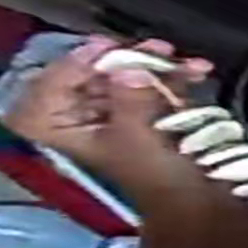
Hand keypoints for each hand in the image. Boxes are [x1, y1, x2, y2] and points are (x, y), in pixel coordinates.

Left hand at [3, 37, 213, 182]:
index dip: (81, 63)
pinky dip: (176, 78)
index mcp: (50, 121)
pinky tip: (198, 70)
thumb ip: (132, 102)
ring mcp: (112, 110)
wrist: (197, 200)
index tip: (108, 47)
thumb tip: (133, 70)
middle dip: (128, 61)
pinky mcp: (146, 112)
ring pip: (126, 77)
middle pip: (93, 74)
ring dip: (158, 66)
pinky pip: (154, 86)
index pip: (52, 81)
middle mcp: (74, 111)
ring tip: (182, 57)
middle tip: (155, 47)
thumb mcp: (139, 140)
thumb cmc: (158, 176)